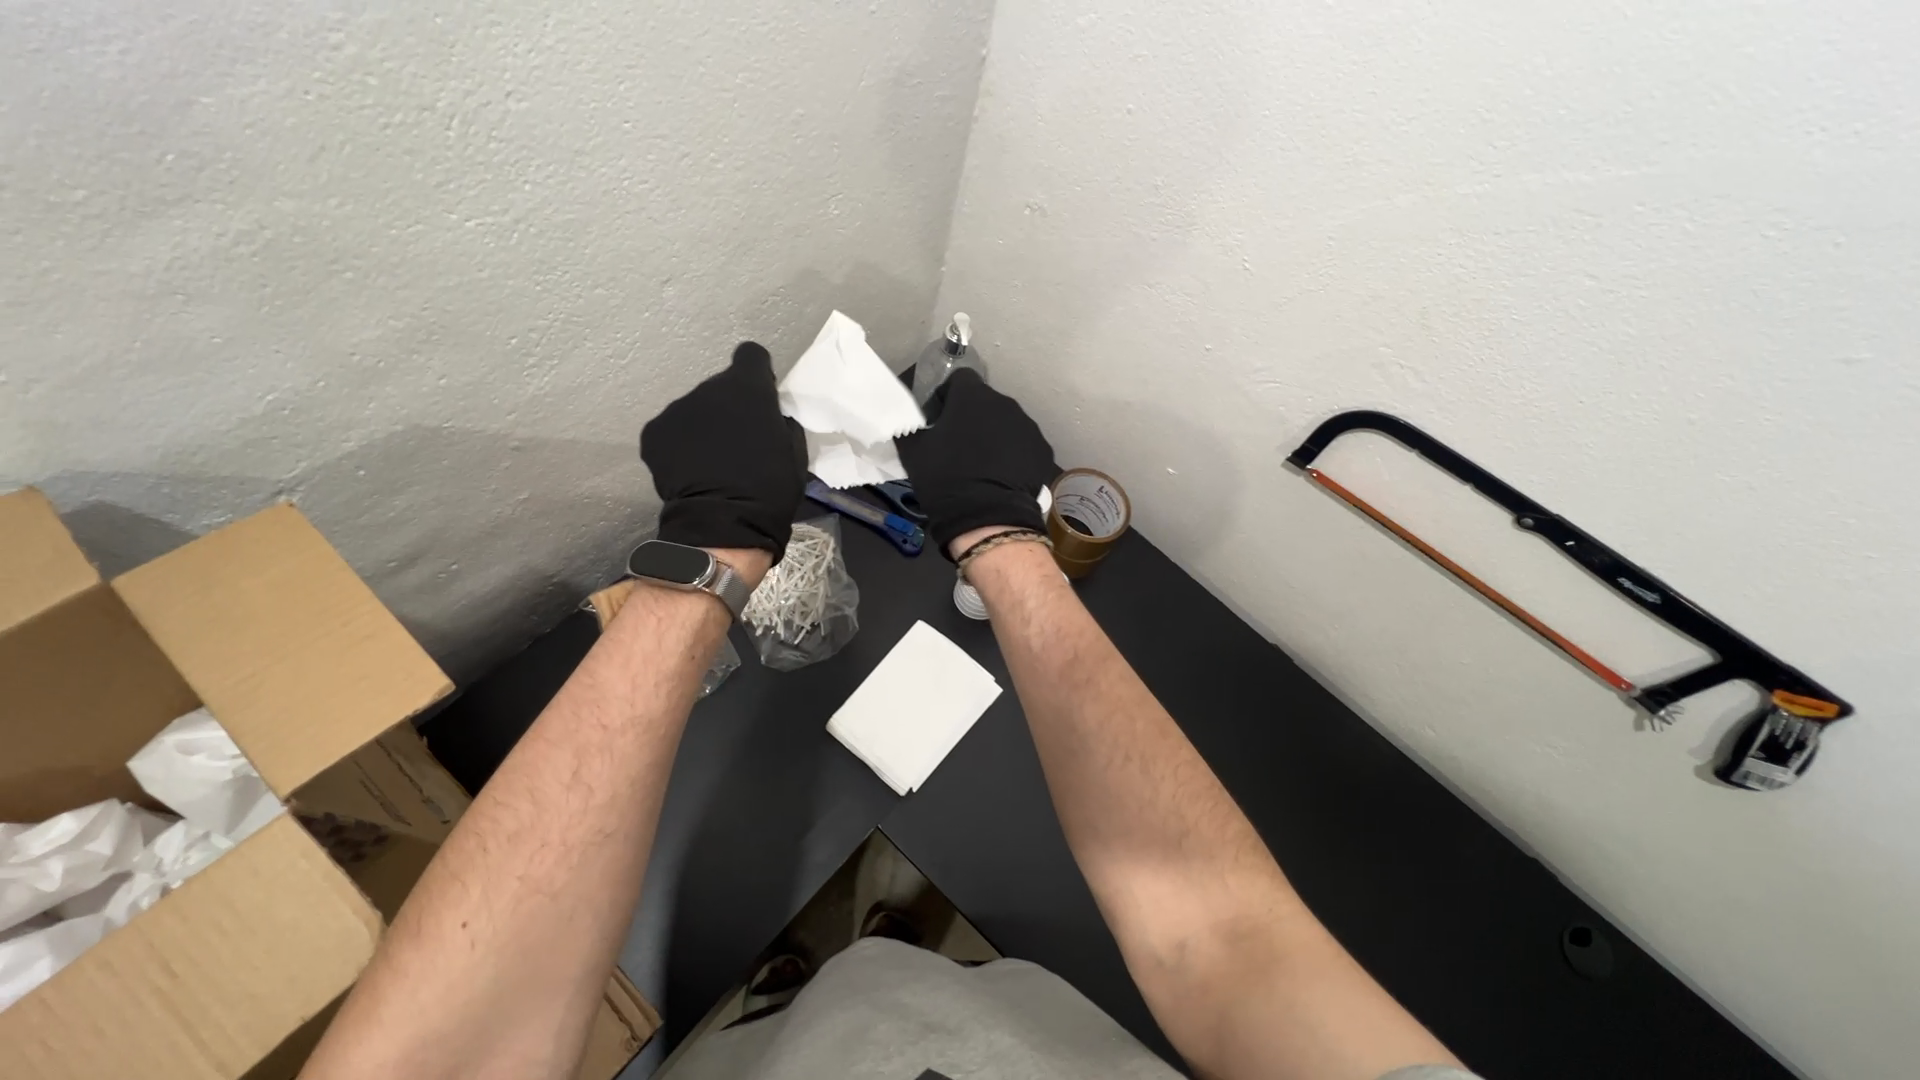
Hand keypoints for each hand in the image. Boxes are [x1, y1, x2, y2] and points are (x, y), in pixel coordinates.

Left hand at [640, 343, 807, 560]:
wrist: (726, 523)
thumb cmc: (771, 488)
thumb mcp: (793, 450)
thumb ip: (778, 422)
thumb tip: (768, 416)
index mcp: (748, 388)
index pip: (751, 356)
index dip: (756, 374)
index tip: (759, 398)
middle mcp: (708, 389)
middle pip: (720, 388)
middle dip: (728, 408)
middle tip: (737, 443)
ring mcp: (676, 409)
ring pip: (694, 410)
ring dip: (703, 427)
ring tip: (711, 462)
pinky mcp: (653, 433)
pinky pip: (671, 431)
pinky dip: (679, 445)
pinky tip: (689, 470)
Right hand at [895, 369, 1055, 558]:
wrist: (988, 518)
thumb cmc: (946, 479)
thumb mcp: (913, 453)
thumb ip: (910, 428)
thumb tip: (909, 423)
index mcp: (972, 396)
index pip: (959, 379)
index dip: (948, 396)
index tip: (940, 420)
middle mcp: (1005, 403)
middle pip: (985, 402)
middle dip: (973, 418)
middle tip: (960, 446)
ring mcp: (1028, 426)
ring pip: (1007, 423)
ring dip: (995, 435)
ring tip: (983, 465)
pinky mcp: (1043, 450)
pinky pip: (1024, 445)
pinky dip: (1014, 455)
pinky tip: (1003, 477)